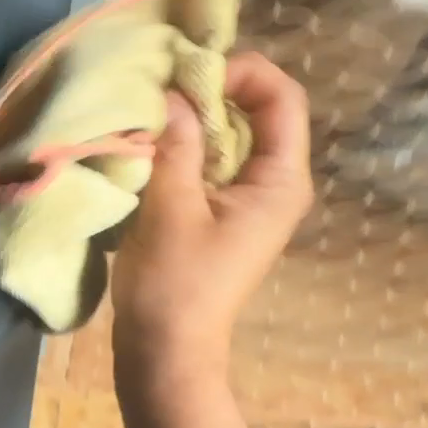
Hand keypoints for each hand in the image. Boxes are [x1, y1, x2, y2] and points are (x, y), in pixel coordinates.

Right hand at [110, 53, 313, 392]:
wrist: (164, 353)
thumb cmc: (174, 287)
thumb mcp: (171, 211)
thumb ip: (176, 148)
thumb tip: (173, 95)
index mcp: (281, 181)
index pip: (281, 98)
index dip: (240, 74)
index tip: (186, 78)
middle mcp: (274, 187)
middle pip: (253, 117)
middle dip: (207, 102)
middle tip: (157, 100)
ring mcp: (247, 208)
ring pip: (225, 146)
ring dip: (188, 133)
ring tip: (146, 130)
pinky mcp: (219, 224)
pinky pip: (207, 174)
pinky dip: (180, 161)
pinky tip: (147, 165)